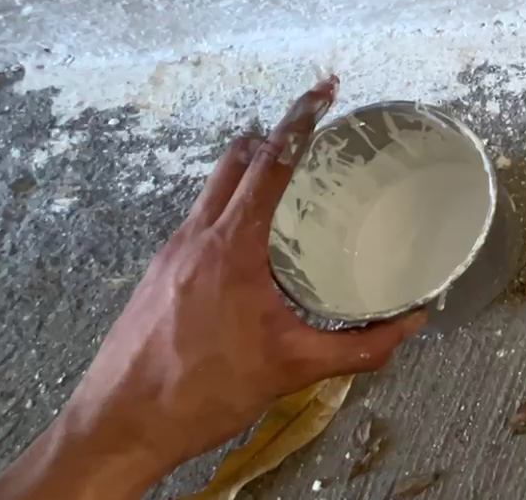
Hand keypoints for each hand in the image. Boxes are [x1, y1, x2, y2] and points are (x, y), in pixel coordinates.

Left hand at [0, 77, 425, 499]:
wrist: (111, 433)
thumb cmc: (200, 393)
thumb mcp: (292, 369)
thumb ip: (361, 345)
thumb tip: (413, 323)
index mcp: (230, 248)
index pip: (270, 166)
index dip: (300, 123)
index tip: (325, 92)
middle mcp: (196, 238)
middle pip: (237, 160)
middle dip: (278, 129)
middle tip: (317, 113)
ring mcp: (171, 252)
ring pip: (214, 183)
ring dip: (252, 159)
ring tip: (291, 155)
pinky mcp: (160, 271)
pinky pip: (202, 212)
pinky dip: (233, 193)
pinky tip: (254, 220)